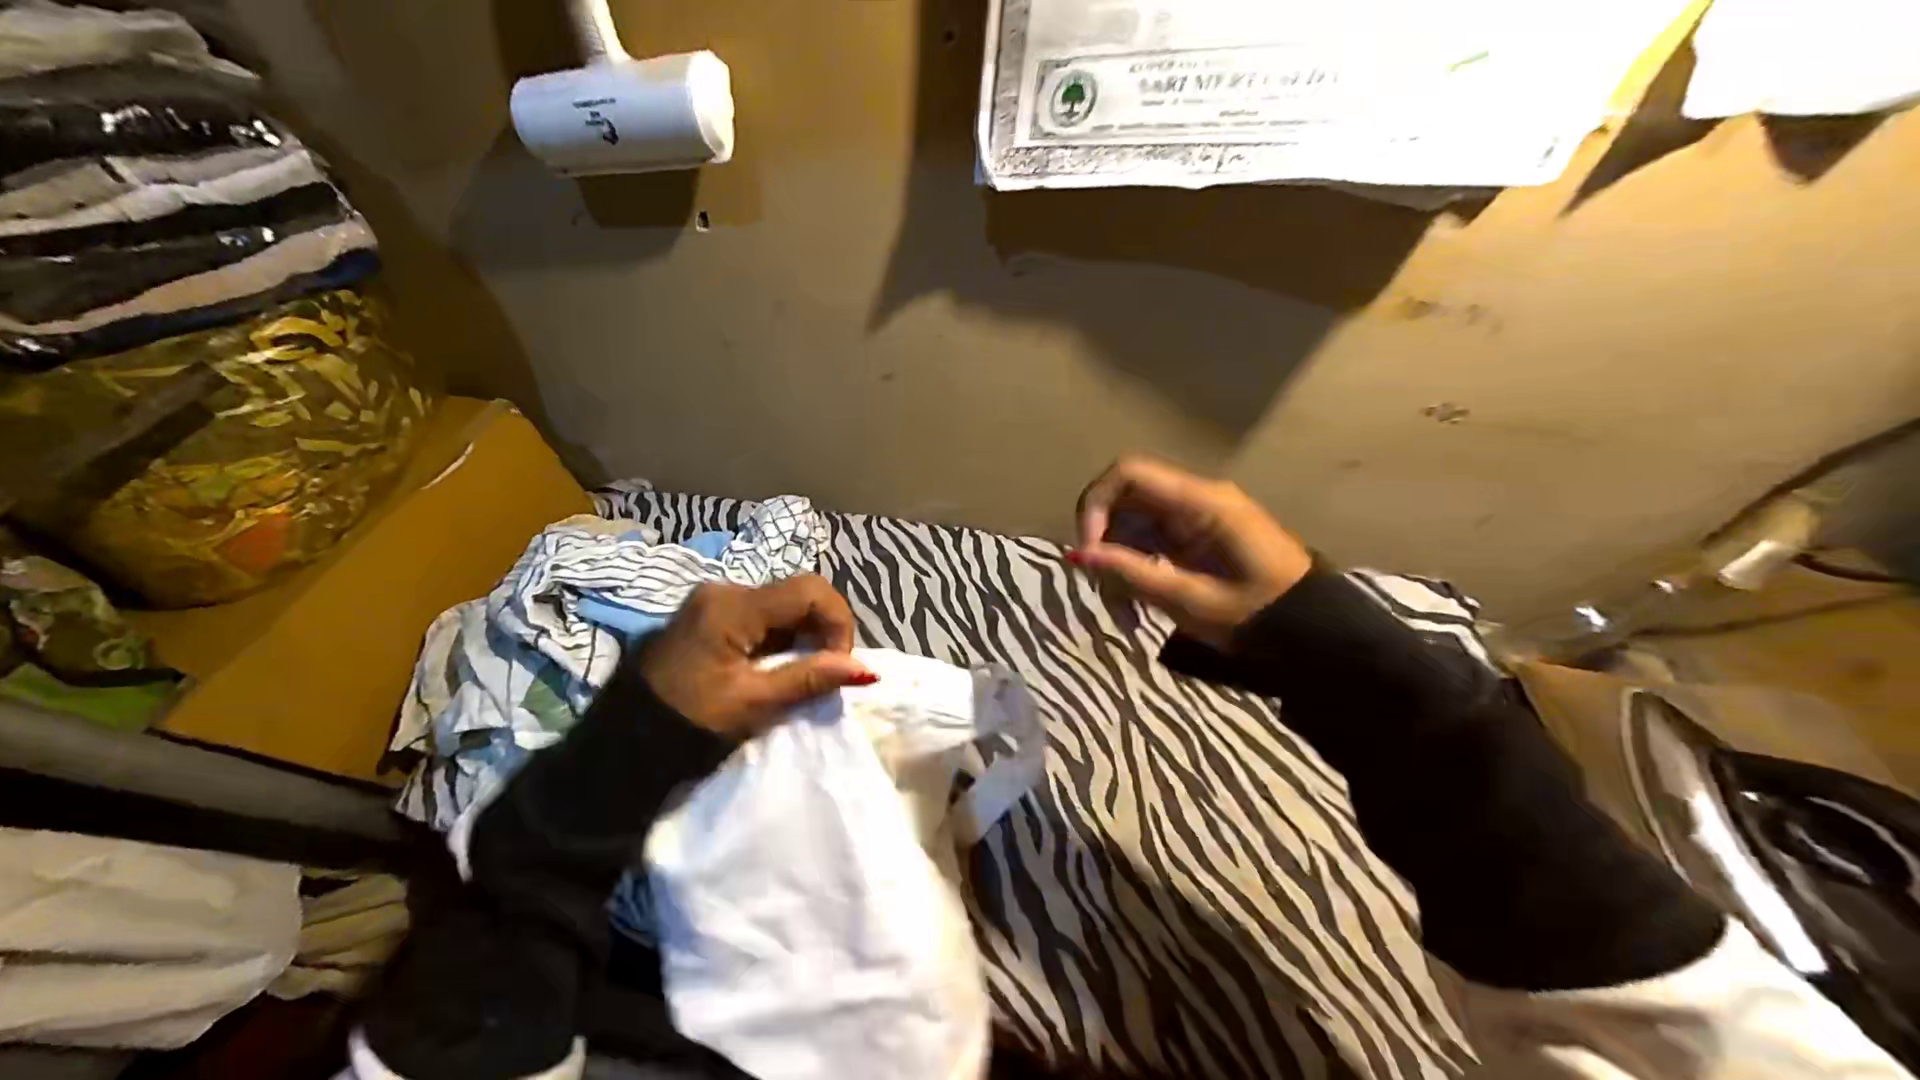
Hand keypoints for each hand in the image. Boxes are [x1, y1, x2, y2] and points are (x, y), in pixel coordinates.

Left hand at [639, 576, 876, 738]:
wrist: (623, 741)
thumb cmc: (689, 722)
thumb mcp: (754, 703)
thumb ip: (810, 678)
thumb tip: (866, 670)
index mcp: (733, 606)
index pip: (810, 590)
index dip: (838, 622)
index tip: (839, 663)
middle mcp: (725, 589)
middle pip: (798, 592)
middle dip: (823, 628)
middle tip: (825, 671)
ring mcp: (715, 598)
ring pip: (783, 602)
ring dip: (804, 633)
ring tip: (803, 672)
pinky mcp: (710, 611)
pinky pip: (763, 612)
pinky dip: (781, 635)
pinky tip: (778, 665)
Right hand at [1072, 455, 1311, 649]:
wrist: (1316, 633)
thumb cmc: (1259, 615)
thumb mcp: (1191, 600)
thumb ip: (1132, 574)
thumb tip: (1077, 554)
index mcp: (1201, 502)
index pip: (1128, 473)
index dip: (1096, 504)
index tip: (1089, 551)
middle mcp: (1196, 498)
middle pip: (1126, 498)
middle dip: (1104, 539)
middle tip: (1104, 586)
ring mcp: (1197, 516)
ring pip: (1134, 521)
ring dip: (1117, 558)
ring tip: (1125, 608)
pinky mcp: (1198, 536)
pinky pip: (1151, 538)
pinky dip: (1136, 566)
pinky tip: (1140, 602)